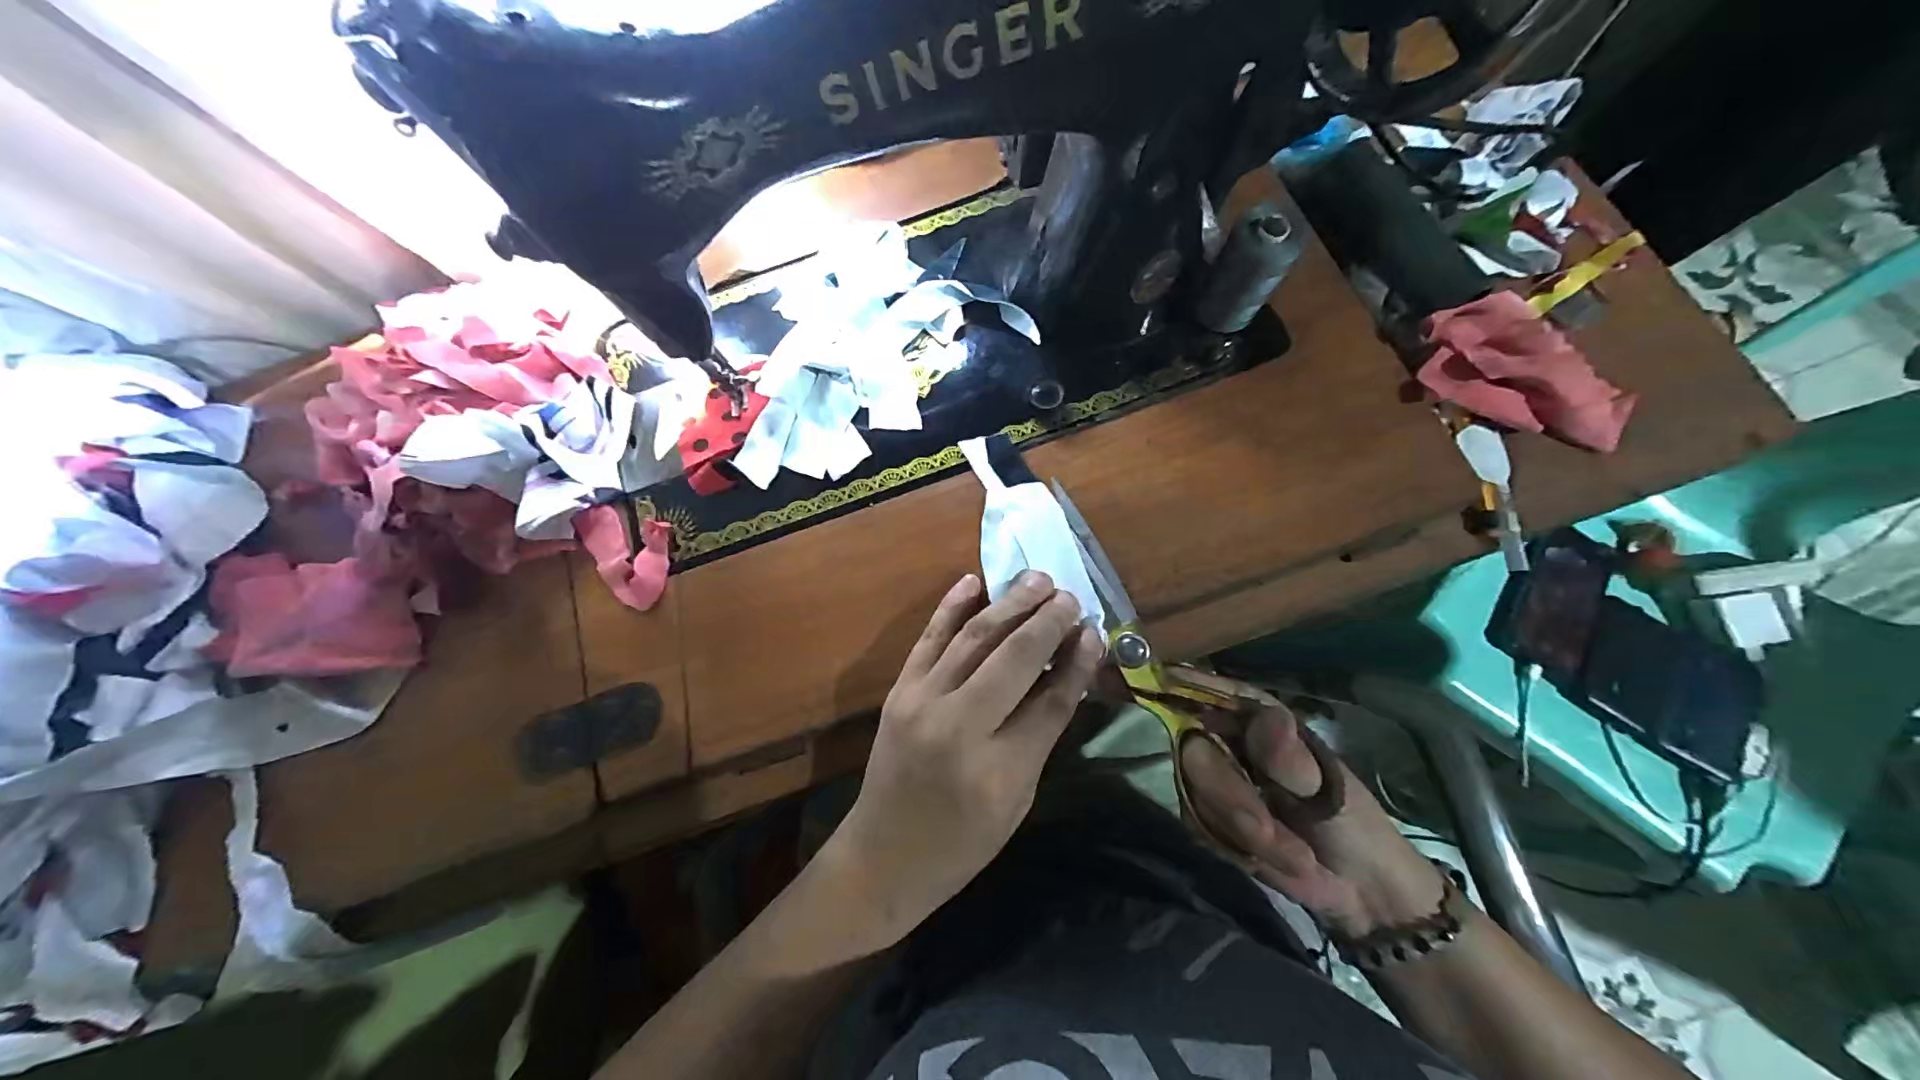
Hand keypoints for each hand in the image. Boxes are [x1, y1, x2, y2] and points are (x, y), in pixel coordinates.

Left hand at [824, 570, 1104, 944]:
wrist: (884, 855)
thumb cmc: (963, 842)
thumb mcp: (1017, 799)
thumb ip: (1041, 734)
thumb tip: (1068, 672)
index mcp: (999, 768)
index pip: (1051, 699)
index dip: (1077, 661)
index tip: (1094, 631)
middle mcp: (959, 726)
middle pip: (1014, 658)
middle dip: (1047, 621)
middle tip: (1071, 596)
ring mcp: (921, 702)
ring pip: (973, 638)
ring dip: (1009, 604)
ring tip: (1038, 580)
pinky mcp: (898, 691)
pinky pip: (928, 638)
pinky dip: (950, 607)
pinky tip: (973, 582)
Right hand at [1180, 704, 1446, 937]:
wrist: (1360, 890)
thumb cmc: (1352, 821)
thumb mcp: (1328, 790)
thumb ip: (1290, 759)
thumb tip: (1269, 719)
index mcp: (1255, 718)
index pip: (1208, 690)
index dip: (1181, 685)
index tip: (1161, 686)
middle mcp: (1224, 741)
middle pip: (1193, 748)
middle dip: (1228, 795)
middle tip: (1265, 831)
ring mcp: (1212, 780)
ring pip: (1196, 792)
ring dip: (1242, 831)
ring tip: (1293, 854)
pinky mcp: (1206, 818)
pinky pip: (1199, 825)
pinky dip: (1236, 848)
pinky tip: (1272, 859)